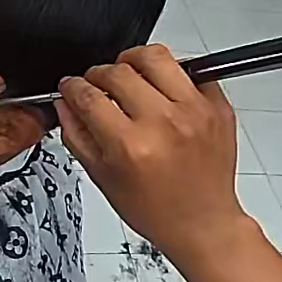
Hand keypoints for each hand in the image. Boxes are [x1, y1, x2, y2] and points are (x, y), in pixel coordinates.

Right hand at [55, 46, 253, 264]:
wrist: (203, 223)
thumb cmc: (157, 210)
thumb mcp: (104, 178)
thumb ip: (78, 137)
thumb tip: (65, 104)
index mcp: (131, 146)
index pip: (89, 96)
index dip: (72, 87)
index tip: (71, 86)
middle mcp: (164, 124)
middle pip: (118, 71)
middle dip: (97, 74)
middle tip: (96, 84)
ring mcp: (195, 112)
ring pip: (156, 57)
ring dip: (133, 60)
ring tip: (128, 73)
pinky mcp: (217, 107)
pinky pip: (190, 70)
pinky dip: (171, 75)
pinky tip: (161, 91)